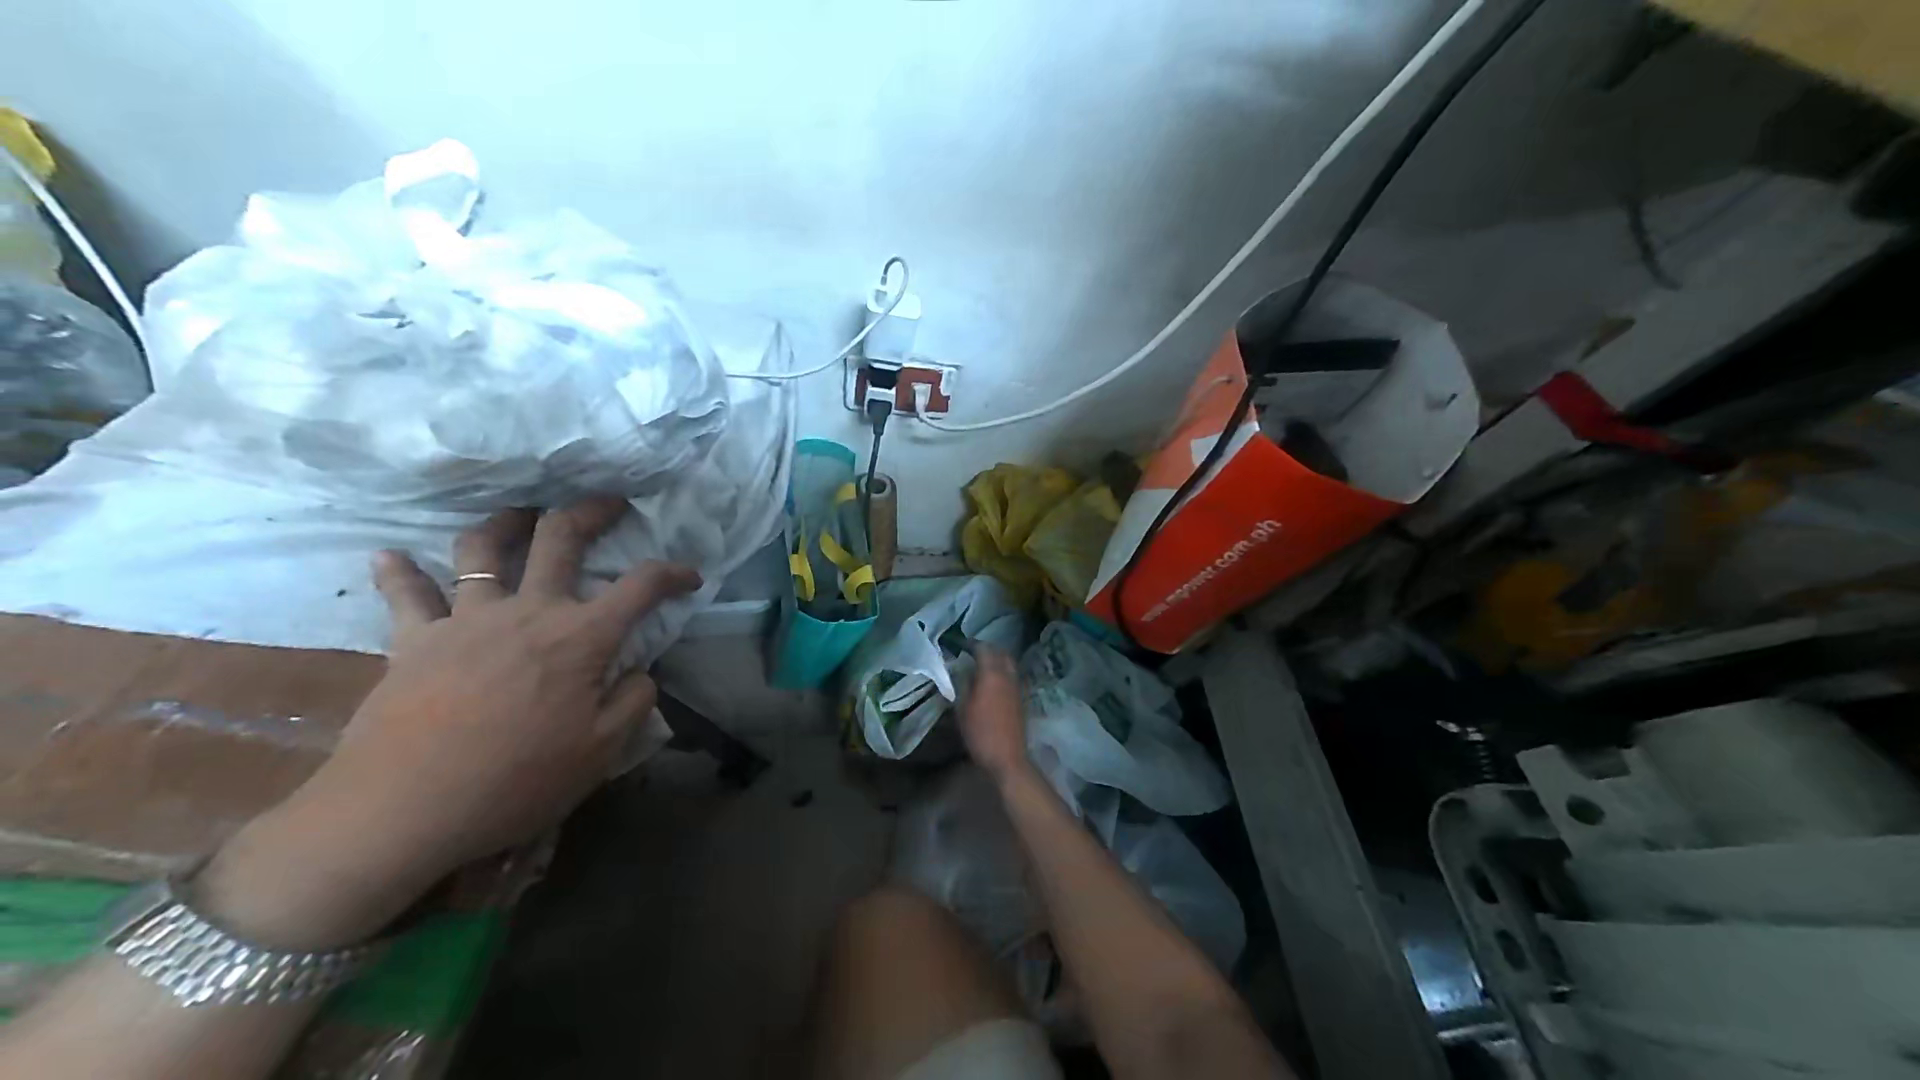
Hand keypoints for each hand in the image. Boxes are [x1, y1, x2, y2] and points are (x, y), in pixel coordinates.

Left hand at [197, 498, 698, 948]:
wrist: (404, 810)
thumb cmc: (517, 781)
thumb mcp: (601, 752)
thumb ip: (632, 702)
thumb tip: (640, 671)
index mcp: (581, 637)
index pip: (642, 586)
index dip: (674, 573)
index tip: (690, 576)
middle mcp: (529, 610)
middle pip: (562, 538)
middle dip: (592, 511)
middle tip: (610, 503)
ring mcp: (468, 619)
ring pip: (483, 548)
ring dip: (505, 521)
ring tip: (519, 514)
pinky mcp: (415, 639)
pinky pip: (406, 594)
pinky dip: (398, 571)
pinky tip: (389, 554)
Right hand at [959, 647, 1032, 783]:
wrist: (1007, 757)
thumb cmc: (980, 733)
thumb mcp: (962, 709)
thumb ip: (962, 684)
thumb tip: (961, 669)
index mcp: (992, 674)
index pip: (984, 649)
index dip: (971, 644)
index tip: (960, 645)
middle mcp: (1008, 675)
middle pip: (1001, 652)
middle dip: (987, 649)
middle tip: (972, 652)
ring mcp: (1017, 686)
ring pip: (1009, 663)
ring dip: (997, 659)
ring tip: (981, 665)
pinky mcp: (1021, 698)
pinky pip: (1012, 675)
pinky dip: (1003, 671)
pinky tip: (992, 681)